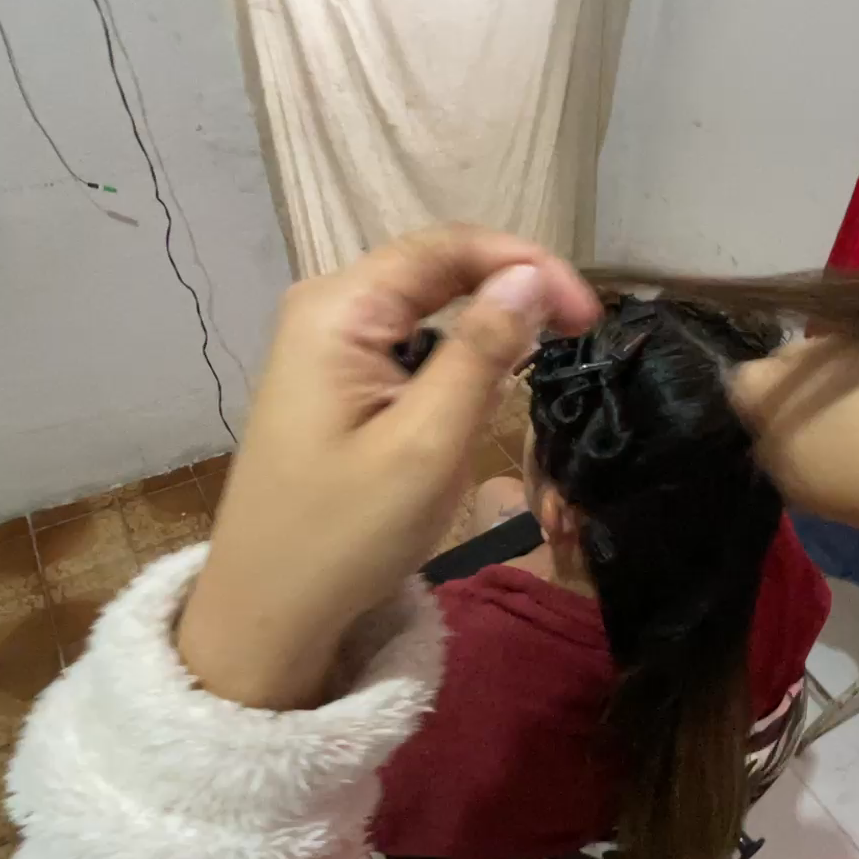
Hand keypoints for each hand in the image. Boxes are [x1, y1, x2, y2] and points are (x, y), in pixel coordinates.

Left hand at [178, 225, 599, 708]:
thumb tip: (531, 276)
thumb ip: (482, 352)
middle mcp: (327, 310)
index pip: (448, 248)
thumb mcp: (428, 443)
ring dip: (481, 340)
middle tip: (574, 338)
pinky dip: (451, 372)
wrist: (271, 609)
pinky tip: (466, 410)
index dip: (527, 265)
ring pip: (426, 316)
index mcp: (341, 309)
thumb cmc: (347, 533)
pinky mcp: (334, 385)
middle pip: (436, 274)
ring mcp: (325, 349)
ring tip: (526, 377)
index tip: (587, 314)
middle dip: (508, 298)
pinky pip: (408, 355)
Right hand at [728, 326, 858, 554]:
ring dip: (848, 368)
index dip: (760, 407)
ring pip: (841, 345)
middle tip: (830, 418)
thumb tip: (766, 421)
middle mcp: (809, 344)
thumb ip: (768, 443)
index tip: (783, 431)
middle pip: (791, 358)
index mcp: (770, 383)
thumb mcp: (793, 481)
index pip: (743, 382)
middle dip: (801, 382)